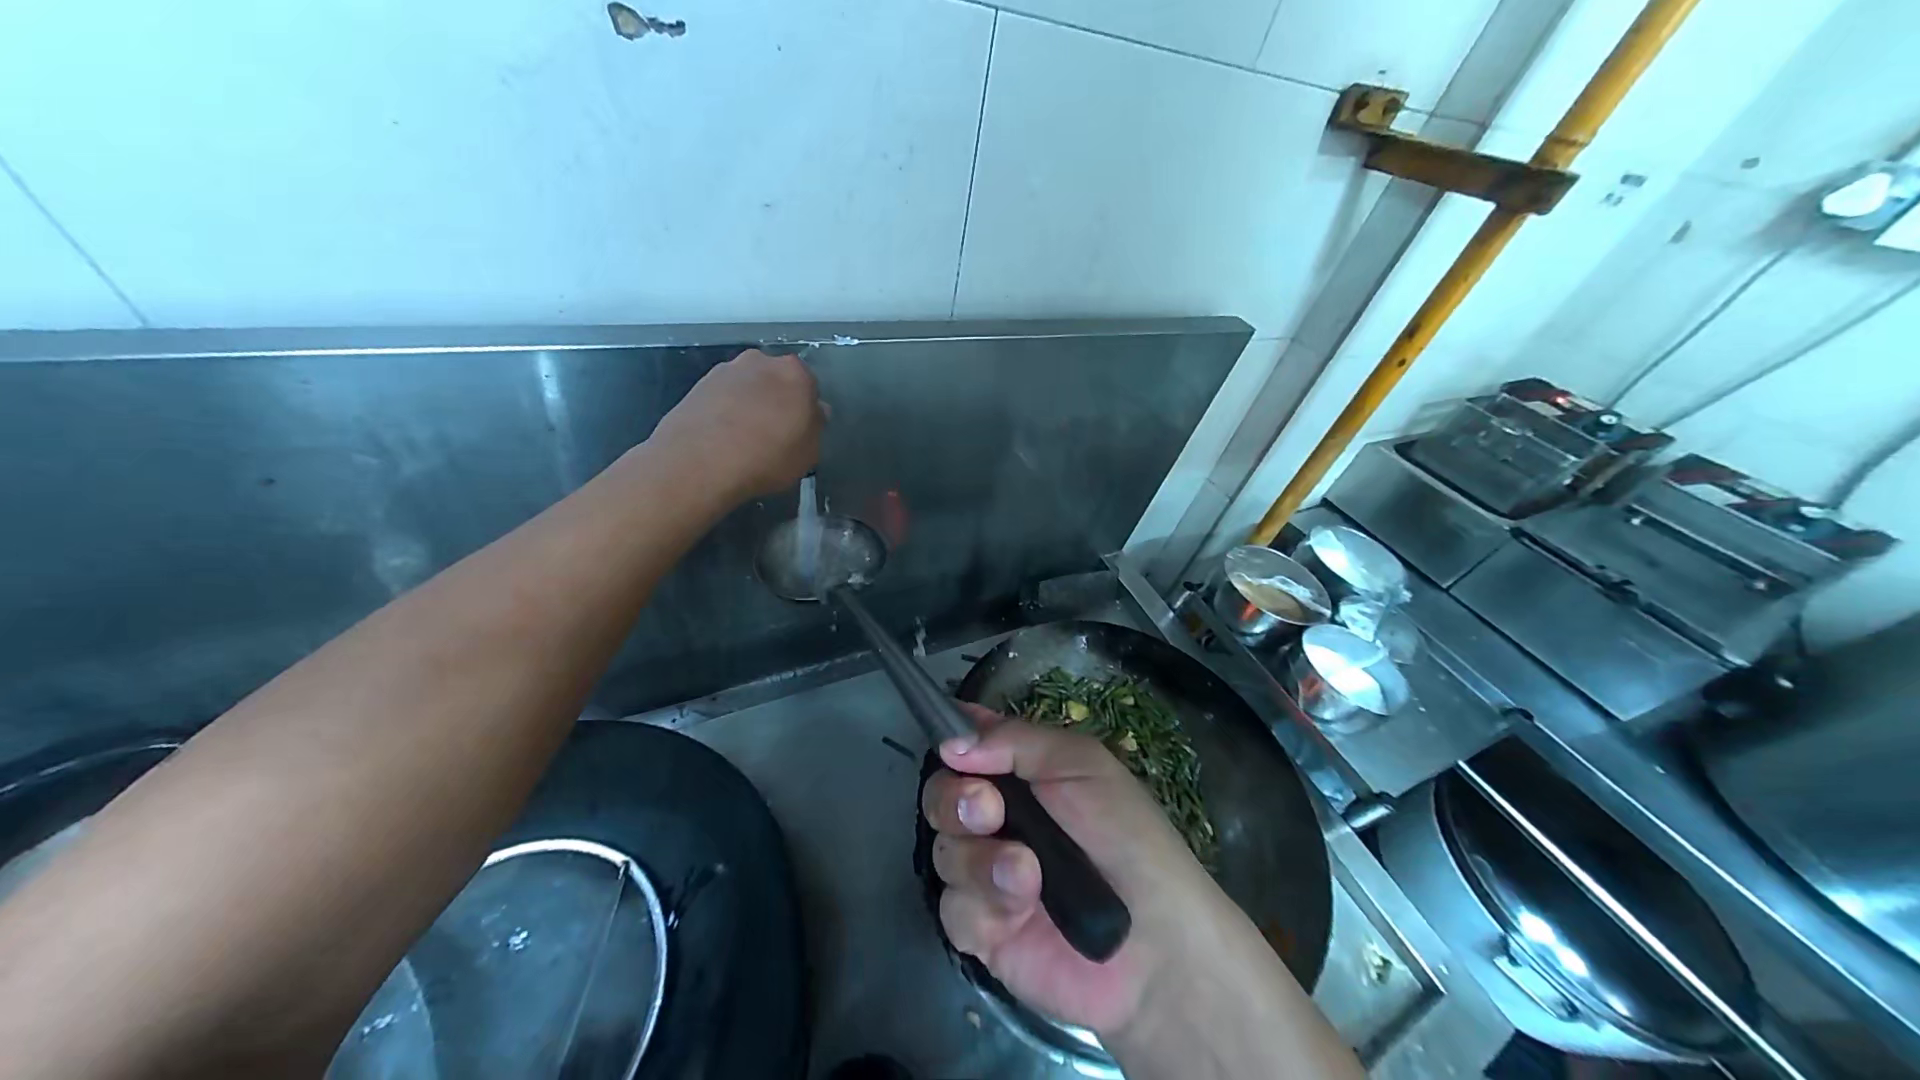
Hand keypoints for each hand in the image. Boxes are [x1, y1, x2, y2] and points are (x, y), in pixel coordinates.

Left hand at [649, 349, 824, 500]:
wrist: (699, 462)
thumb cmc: (766, 457)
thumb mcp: (809, 453)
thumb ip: (815, 427)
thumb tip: (813, 412)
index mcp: (794, 373)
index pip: (808, 386)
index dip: (805, 410)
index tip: (799, 431)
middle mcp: (760, 362)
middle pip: (775, 380)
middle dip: (776, 401)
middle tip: (773, 434)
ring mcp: (725, 371)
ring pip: (747, 387)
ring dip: (749, 405)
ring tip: (743, 439)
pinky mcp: (697, 386)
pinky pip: (722, 398)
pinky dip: (725, 412)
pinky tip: (722, 439)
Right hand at [919, 709, 1226, 1036]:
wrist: (1153, 944)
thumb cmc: (1125, 836)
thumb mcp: (1080, 764)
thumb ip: (1014, 740)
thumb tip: (949, 743)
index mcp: (1021, 773)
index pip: (966, 744)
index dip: (952, 740)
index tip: (949, 745)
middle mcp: (997, 817)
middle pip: (940, 796)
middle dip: (956, 800)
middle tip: (989, 811)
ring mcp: (986, 873)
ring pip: (944, 851)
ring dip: (981, 858)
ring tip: (1027, 872)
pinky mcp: (982, 929)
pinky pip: (952, 906)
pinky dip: (984, 904)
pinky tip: (1020, 909)